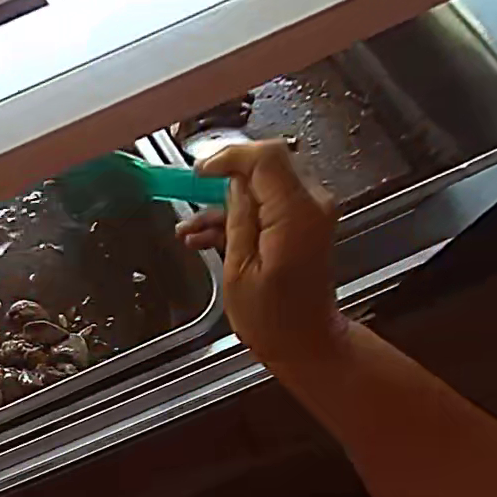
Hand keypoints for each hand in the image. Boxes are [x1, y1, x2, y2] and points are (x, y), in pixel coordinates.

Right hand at [175, 140, 344, 365]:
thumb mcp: (239, 270)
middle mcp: (310, 204)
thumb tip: (231, 184)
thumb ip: (237, 220)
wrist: (302, 339)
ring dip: (222, 205)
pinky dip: (235, 217)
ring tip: (187, 231)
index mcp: (295, 214)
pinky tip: (202, 237)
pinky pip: (265, 207)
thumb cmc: (270, 317)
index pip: (267, 158)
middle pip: (266, 167)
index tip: (198, 172)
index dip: (230, 157)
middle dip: (223, 180)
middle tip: (187, 197)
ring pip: (260, 188)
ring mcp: (307, 214)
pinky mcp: (298, 225)